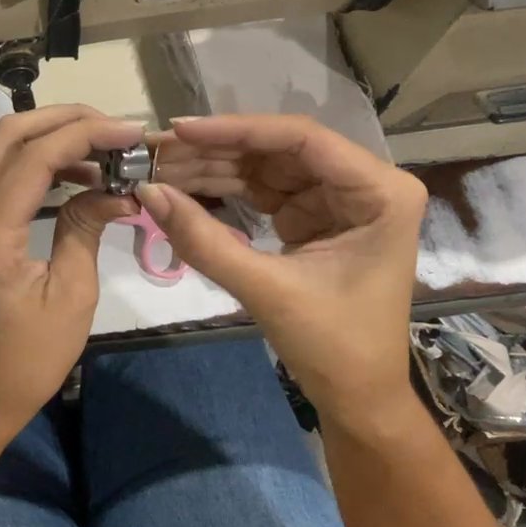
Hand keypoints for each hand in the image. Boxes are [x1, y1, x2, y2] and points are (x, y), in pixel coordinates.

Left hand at [0, 105, 141, 443]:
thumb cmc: (32, 352)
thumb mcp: (72, 293)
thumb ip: (86, 227)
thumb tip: (120, 188)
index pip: (34, 158)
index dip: (84, 134)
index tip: (130, 131)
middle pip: (8, 135)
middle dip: (64, 119)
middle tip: (116, 127)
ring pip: (1, 146)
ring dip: (51, 134)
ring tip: (105, 146)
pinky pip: (0, 168)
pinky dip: (38, 157)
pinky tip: (79, 172)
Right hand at [136, 115, 428, 429]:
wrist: (356, 396)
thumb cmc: (334, 346)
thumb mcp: (267, 290)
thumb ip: (205, 241)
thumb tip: (146, 191)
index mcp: (379, 193)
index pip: (301, 140)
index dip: (237, 130)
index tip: (181, 130)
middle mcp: (361, 184)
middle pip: (277, 148)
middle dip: (215, 150)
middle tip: (155, 152)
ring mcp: (334, 198)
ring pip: (263, 165)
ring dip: (211, 166)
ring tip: (158, 167)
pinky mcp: (310, 216)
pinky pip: (259, 189)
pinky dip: (220, 189)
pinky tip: (181, 186)